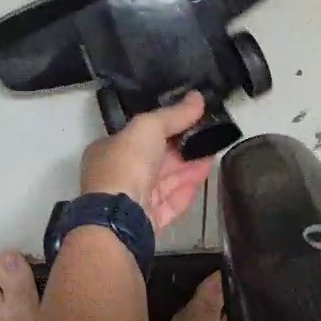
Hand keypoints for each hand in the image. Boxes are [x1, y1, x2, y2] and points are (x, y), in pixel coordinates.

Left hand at [80, 92, 215, 233]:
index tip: (189, 123)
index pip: (138, 137)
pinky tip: (202, 181)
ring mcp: (130, 202)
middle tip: (208, 140)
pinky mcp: (145, 223)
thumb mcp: (148, 127)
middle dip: (181, 151)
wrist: (120, 216)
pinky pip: (168, 204)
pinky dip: (185, 193)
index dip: (164, 130)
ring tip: (213, 157)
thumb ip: (174, 114)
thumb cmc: (126, 163)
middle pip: (154, 161)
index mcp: (108, 151)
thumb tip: (197, 97)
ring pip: (163, 183)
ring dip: (187, 170)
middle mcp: (116, 176)